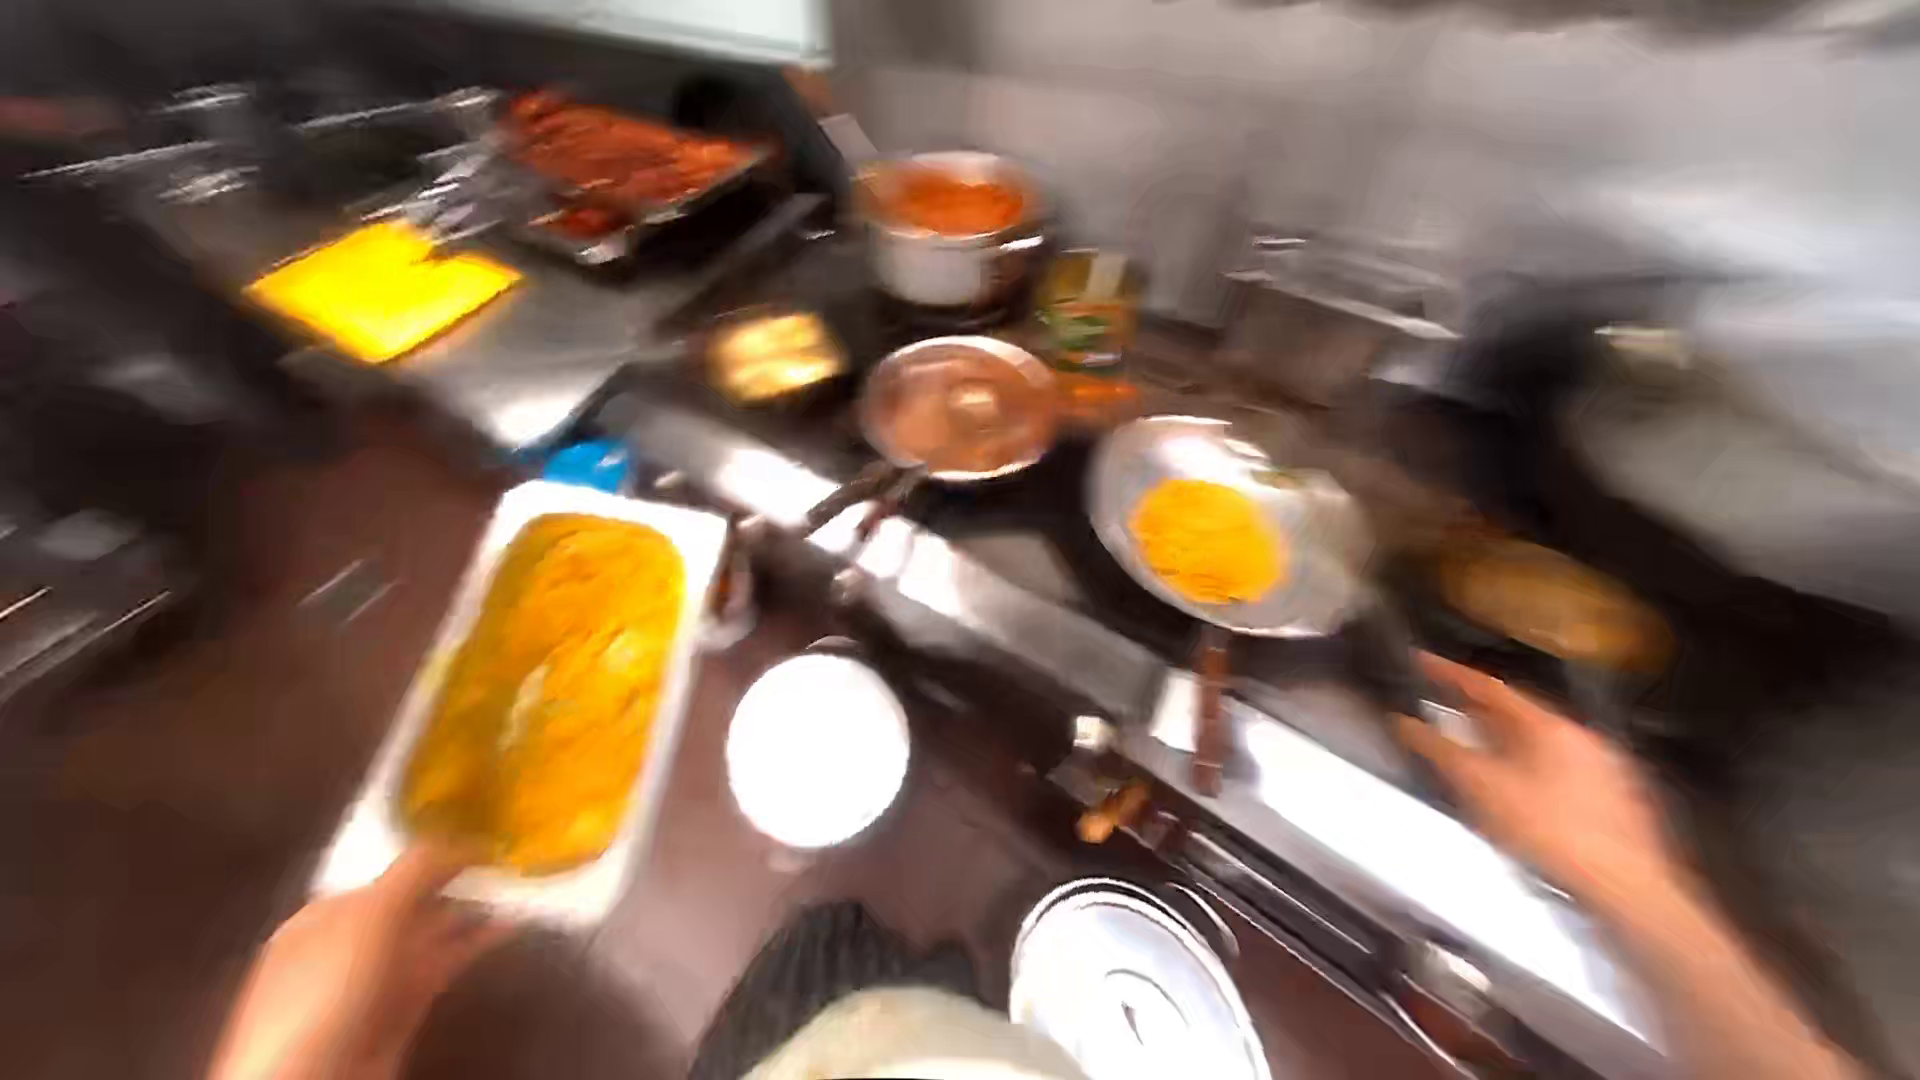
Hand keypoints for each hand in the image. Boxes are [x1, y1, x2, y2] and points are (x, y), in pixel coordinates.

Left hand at [208, 846, 513, 1079]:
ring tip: (524, 881)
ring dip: (479, 906)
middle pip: (418, 897)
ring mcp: (379, 974)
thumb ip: (418, 866)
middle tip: (514, 854)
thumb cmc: (332, 986)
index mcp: (326, 915)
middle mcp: (351, 940)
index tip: (483, 832)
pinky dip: (483, 938)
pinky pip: (452, 958)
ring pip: (439, 927)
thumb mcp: (373, 912)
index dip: (435, 851)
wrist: (318, 1079)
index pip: (389, 869)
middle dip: (463, 878)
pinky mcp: (409, 1000)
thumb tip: (468, 834)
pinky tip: (516, 920)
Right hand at [1396, 653, 1681, 905]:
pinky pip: (1552, 764)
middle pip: (1514, 712)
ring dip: (1496, 736)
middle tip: (1438, 702)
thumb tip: (1402, 721)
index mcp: (1548, 726)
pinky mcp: (1612, 799)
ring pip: (1534, 739)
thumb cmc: (1545, 828)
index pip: (1489, 687)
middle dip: (1473, 707)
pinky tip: (1504, 781)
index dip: (1450, 673)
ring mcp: (1602, 769)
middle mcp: (1580, 738)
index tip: (1420, 660)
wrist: (1626, 893)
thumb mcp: (1477, 783)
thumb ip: (1435, 747)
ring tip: (1465, 742)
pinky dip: (1520, 761)